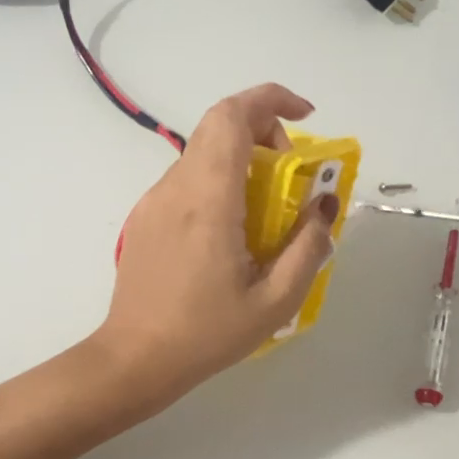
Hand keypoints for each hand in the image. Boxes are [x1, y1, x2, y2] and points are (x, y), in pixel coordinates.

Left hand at [91, 84, 337, 398]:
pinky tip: (231, 233)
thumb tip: (324, 206)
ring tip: (266, 211)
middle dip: (263, 131)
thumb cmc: (206, 334)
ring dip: (241, 161)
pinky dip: (218, 183)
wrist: (135, 358)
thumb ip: (308, 247)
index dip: (271, 100)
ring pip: (202, 155)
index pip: (231, 117)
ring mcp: (154, 202)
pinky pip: (186, 182)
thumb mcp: (274, 302)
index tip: (306, 118)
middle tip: (291, 174)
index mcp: (208, 201)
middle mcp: (176, 188)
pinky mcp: (143, 218)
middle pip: (218, 127)